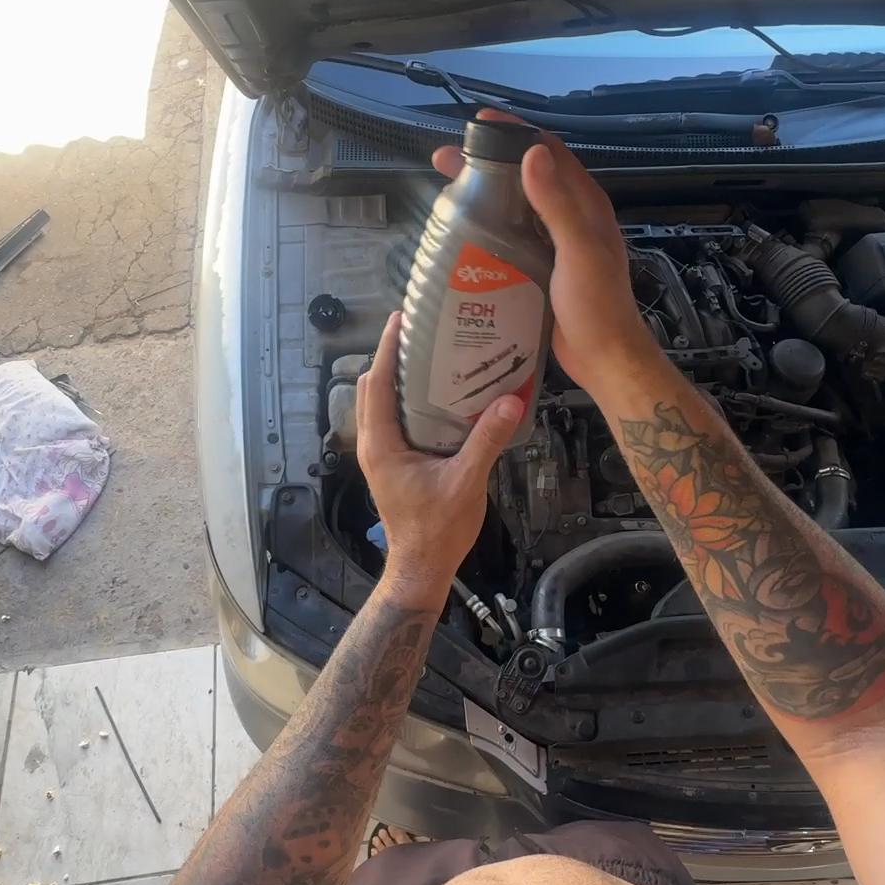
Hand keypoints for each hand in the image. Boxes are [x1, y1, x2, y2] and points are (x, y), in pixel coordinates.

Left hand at [357, 312, 521, 593]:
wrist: (422, 566)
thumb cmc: (437, 529)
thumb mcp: (466, 483)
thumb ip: (486, 441)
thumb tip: (511, 401)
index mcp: (381, 444)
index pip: (376, 383)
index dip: (385, 348)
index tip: (400, 318)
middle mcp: (373, 444)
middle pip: (373, 387)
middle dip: (391, 357)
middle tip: (422, 333)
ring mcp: (380, 455)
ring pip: (381, 404)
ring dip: (397, 378)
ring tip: (430, 356)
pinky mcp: (392, 464)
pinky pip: (393, 420)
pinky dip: (406, 400)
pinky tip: (438, 396)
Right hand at [433, 109, 663, 389]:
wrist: (603, 358)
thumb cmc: (595, 306)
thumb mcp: (578, 251)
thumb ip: (558, 204)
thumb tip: (532, 154)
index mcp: (585, 205)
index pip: (548, 152)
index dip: (514, 134)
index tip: (477, 125)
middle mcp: (570, 218)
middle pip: (526, 177)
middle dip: (488, 163)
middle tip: (445, 161)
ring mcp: (554, 245)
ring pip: (516, 208)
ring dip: (485, 196)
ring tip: (447, 195)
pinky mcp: (540, 270)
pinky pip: (511, 239)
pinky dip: (488, 229)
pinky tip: (463, 237)